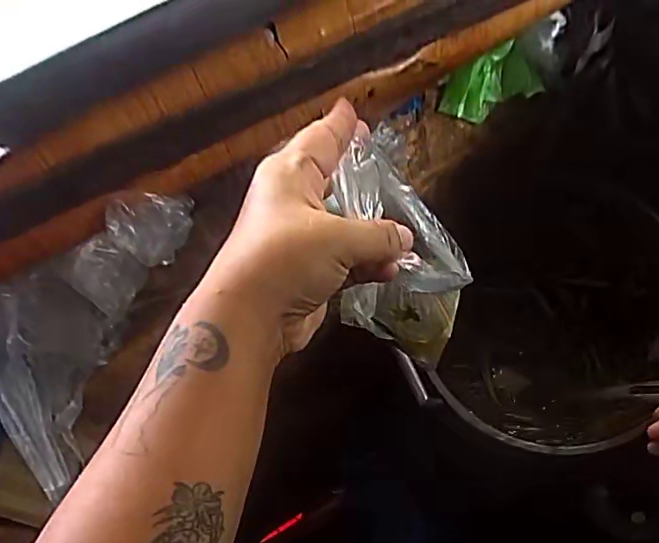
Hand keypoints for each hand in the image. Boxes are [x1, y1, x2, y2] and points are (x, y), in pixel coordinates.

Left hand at [202, 98, 415, 353]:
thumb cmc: (285, 259)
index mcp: (290, 175)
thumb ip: (377, 235)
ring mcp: (302, 241)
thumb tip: (405, 238)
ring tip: (403, 238)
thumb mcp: (337, 238)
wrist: (254, 316)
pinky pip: (347, 262)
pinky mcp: (310, 275)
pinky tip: (390, 270)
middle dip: (360, 181)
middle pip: (334, 184)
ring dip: (374, 236)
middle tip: (383, 167)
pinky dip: (368, 265)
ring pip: (346, 229)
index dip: (340, 125)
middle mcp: (294, 203)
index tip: (353, 110)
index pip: (320, 139)